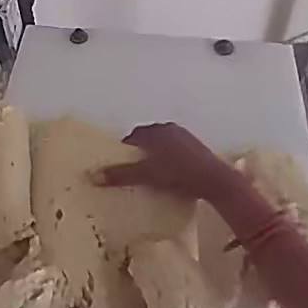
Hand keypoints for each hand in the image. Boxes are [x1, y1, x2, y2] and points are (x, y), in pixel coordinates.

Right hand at [95, 123, 247, 205]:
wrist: (213, 179)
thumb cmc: (178, 174)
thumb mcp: (146, 176)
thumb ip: (120, 175)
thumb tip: (93, 175)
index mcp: (154, 132)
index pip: (133, 135)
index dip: (126, 148)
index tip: (122, 161)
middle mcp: (168, 128)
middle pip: (148, 136)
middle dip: (140, 149)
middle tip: (135, 167)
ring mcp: (184, 135)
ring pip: (163, 141)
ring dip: (156, 152)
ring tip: (152, 171)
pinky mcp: (196, 146)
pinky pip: (176, 147)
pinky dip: (170, 156)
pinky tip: (172, 172)